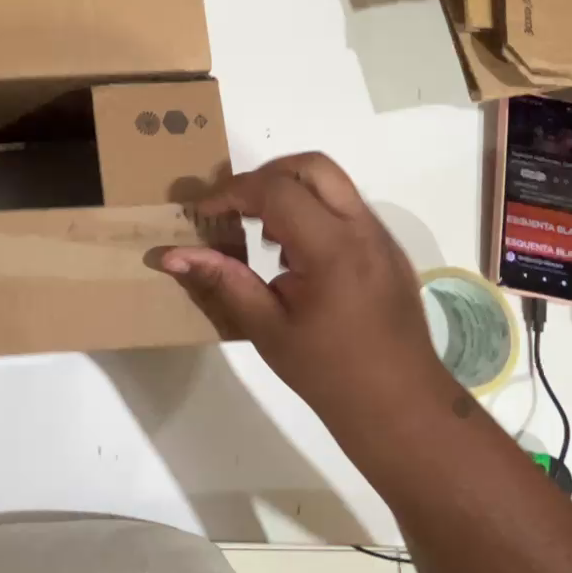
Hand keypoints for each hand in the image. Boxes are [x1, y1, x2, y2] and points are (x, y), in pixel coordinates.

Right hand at [160, 153, 447, 411]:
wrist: (401, 406)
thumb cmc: (328, 373)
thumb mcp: (266, 327)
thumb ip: (222, 280)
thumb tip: (170, 255)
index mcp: (333, 250)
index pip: (276, 190)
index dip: (232, 192)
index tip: (204, 213)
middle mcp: (363, 231)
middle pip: (312, 166)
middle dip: (265, 177)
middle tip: (235, 209)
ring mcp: (381, 238)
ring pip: (332, 183)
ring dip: (290, 193)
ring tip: (262, 237)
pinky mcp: (386, 250)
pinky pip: (345, 208)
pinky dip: (311, 212)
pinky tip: (292, 259)